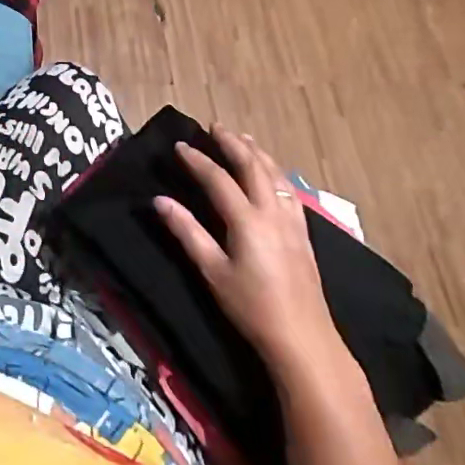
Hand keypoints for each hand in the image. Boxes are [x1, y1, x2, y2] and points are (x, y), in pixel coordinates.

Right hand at [154, 126, 344, 370]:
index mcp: (247, 220)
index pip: (219, 179)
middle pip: (252, 167)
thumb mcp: (212, 271)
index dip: (198, 160)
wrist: (302, 337)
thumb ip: (187, 232)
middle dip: (232, 144)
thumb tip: (160, 200)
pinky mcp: (303, 233)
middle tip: (215, 127)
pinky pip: (289, 190)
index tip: (180, 146)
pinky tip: (273, 173)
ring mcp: (292, 221)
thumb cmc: (251, 306)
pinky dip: (276, 172)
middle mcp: (272, 212)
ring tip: (243, 139)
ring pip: (276, 174)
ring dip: (257, 152)